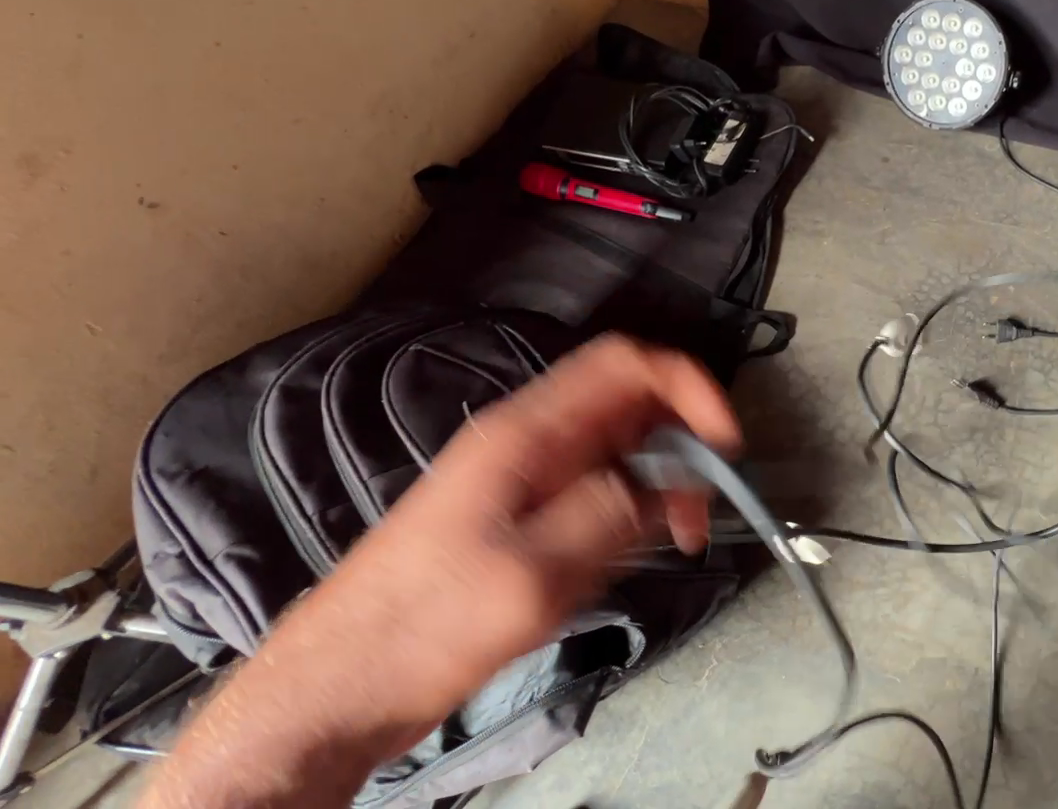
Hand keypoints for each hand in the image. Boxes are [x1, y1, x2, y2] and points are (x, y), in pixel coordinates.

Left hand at [257, 335, 738, 744]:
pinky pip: (604, 493)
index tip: (723, 439)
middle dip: (683, 444)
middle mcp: (534, 443)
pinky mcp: (530, 517)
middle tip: (703, 503)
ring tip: (679, 537)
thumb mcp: (531, 574)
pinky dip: (637, 514)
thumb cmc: (422, 627)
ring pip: (624, 451)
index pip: (625, 365)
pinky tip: (634, 554)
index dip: (686, 384)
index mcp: (527, 433)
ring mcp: (531, 480)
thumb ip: (611, 514)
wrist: (332, 692)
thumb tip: (670, 482)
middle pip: (633, 407)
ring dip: (665, 485)